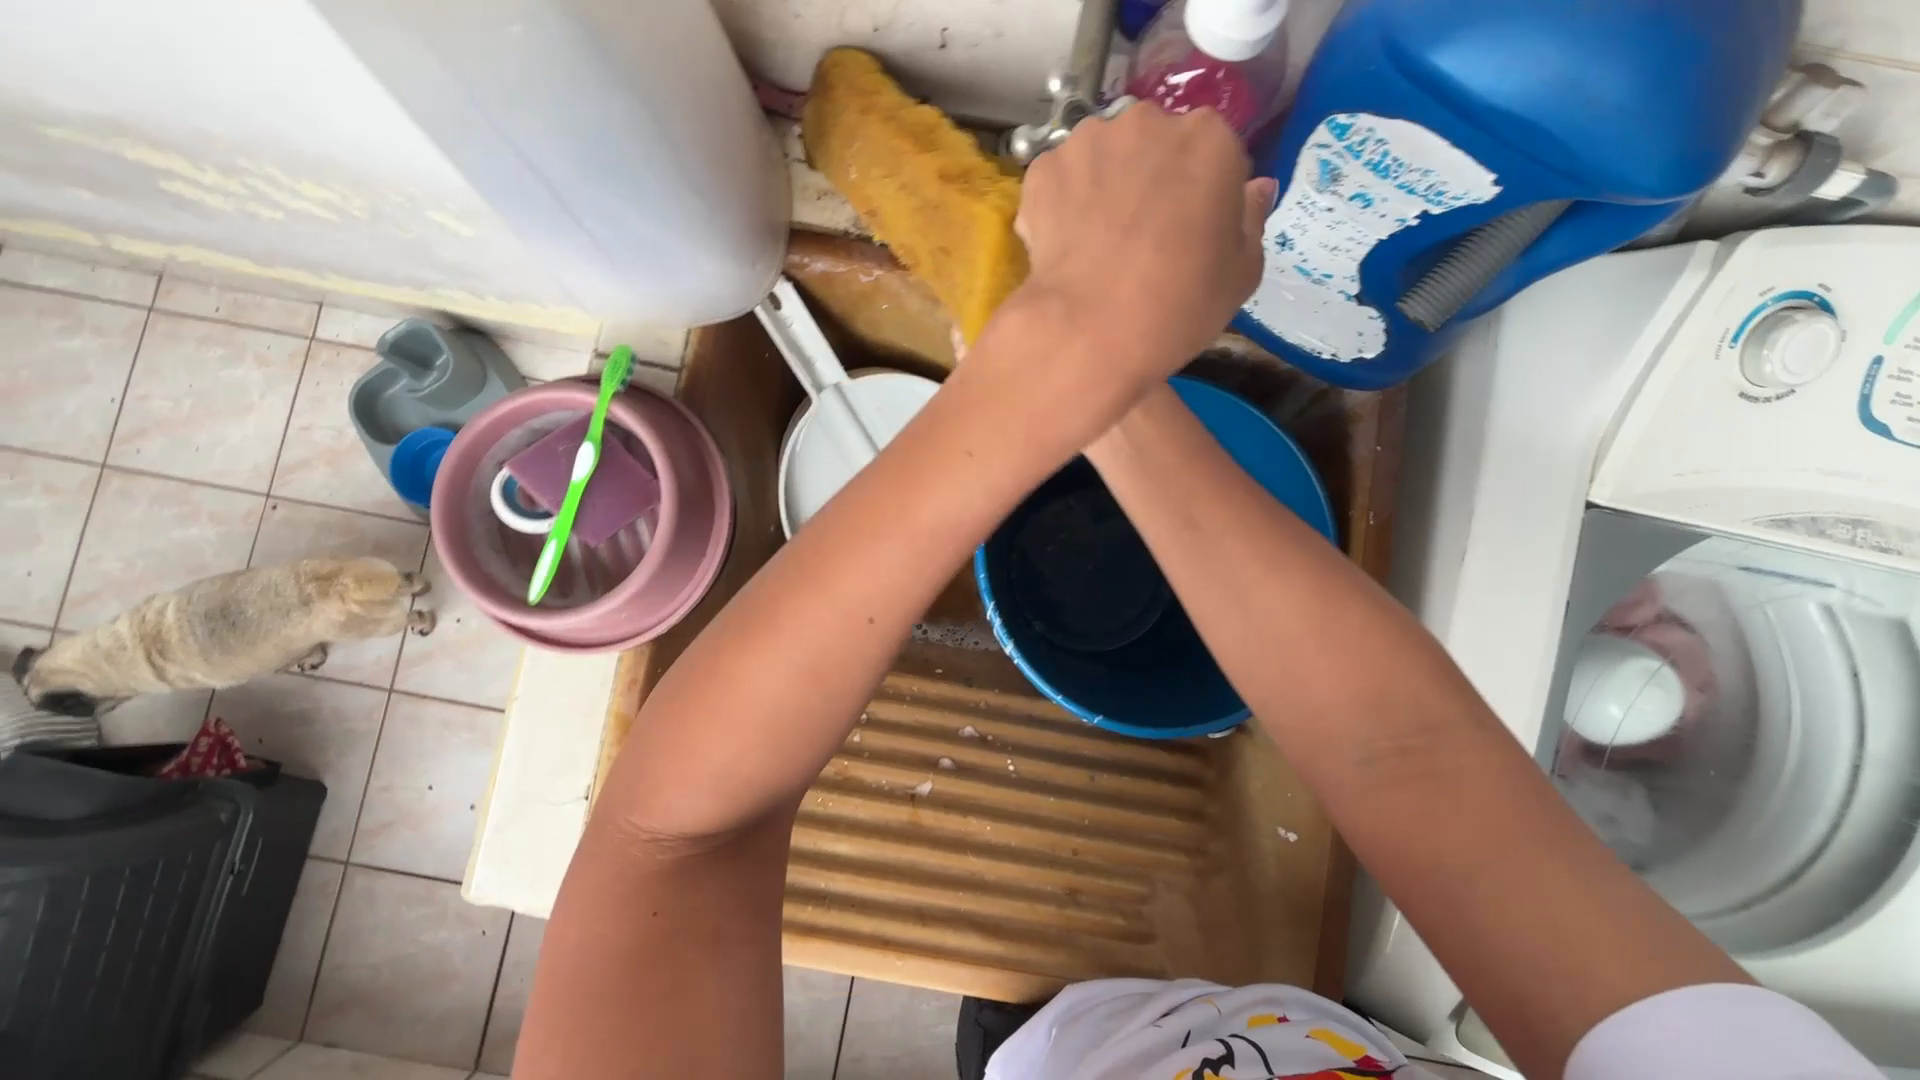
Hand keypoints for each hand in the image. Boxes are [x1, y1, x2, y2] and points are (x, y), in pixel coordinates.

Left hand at [991, 104, 1274, 430]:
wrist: (1089, 329)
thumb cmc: (1178, 304)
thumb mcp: (1241, 273)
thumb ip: (1251, 219)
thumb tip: (1255, 188)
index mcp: (1210, 139)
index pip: (1215, 155)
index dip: (1205, 195)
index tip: (1193, 232)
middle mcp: (1148, 122)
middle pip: (1155, 146)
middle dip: (1151, 180)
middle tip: (1143, 238)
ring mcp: (1089, 141)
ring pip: (1103, 157)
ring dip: (1104, 186)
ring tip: (1099, 243)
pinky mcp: (1043, 169)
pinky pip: (1059, 180)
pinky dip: (1062, 204)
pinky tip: (1065, 246)